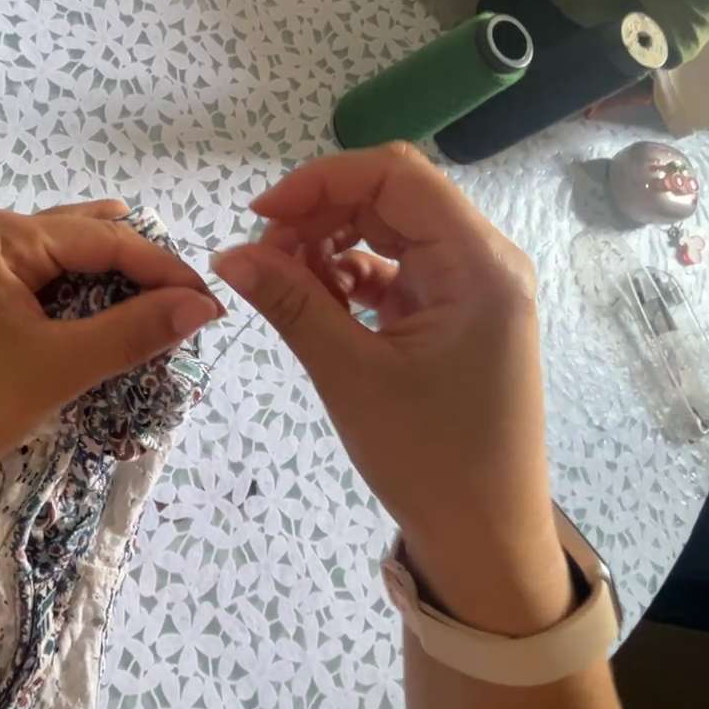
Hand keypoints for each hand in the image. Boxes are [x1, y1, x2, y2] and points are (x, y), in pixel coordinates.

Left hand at [0, 201, 221, 484]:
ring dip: (123, 282)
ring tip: (167, 308)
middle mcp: (3, 234)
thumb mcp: (60, 365)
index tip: (210, 303)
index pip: (106, 239)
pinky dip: (97, 297)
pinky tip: (124, 315)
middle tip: (192, 308)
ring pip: (80, 259)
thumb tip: (205, 306)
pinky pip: (62, 280)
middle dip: (145, 272)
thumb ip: (134, 331)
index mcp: (9, 236)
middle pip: (95, 239)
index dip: (163, 269)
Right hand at [211, 145, 566, 629]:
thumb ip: (289, 302)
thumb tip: (227, 253)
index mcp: (477, 262)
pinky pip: (390, 268)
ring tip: (285, 283)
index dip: (319, 181)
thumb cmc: (426, 456)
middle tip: (262, 257)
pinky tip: (317, 302)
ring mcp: (467, 284)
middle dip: (317, 214)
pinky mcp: (449, 309)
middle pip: (389, 197)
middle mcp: (482, 258)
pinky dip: (346, 275)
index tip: (258, 216)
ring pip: (385, 230)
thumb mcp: (348, 373)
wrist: (482, 534)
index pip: (394, 175)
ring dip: (327, 244)